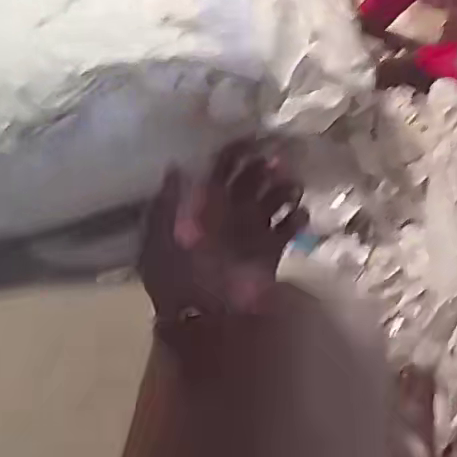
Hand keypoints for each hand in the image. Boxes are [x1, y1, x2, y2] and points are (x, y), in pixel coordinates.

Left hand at [140, 141, 306, 324]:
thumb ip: (166, 202)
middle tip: (277, 160)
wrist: (204, 319)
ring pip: (276, 197)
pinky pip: (292, 225)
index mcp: (202, 204)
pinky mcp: (273, 249)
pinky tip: (297, 215)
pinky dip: (298, 217)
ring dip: (285, 189)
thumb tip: (176, 165)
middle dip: (265, 166)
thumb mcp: (158, 239)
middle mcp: (229, 212)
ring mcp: (253, 230)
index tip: (252, 138)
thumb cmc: (178, 277)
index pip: (221, 167)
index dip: (236, 151)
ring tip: (290, 188)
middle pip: (253, 178)